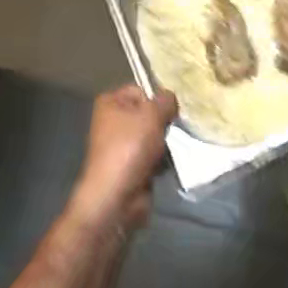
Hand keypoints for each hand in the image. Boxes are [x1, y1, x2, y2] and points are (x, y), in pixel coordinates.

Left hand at [67, 85, 176, 232]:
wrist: (116, 197)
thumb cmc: (129, 147)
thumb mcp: (151, 114)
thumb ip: (165, 100)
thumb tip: (171, 99)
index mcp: (111, 102)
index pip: (142, 90)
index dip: (158, 99)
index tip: (172, 111)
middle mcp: (113, 121)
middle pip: (148, 113)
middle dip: (164, 122)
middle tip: (177, 130)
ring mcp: (120, 145)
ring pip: (153, 135)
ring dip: (165, 143)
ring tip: (173, 149)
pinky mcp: (130, 166)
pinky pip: (152, 156)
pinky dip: (161, 160)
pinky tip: (168, 165)